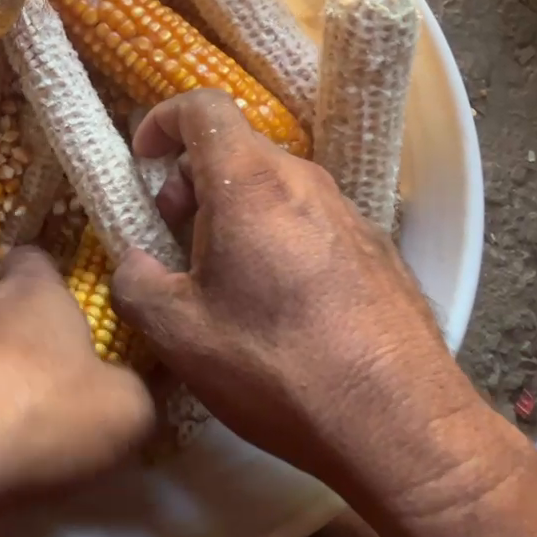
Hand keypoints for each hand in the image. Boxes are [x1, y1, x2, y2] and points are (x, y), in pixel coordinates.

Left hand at [0, 247, 154, 501]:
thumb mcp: (126, 410)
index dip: (51, 278)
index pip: (34, 257)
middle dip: (22, 326)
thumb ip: (137, 388)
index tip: (70, 309)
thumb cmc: (44, 412)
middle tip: (51, 368)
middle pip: (2, 298)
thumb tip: (129, 387)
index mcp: (33, 290)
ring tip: (13, 403)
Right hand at [111, 90, 469, 482]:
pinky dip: (274, 235)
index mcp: (249, 182)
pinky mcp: (378, 249)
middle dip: (190, 181)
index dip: (162, 121)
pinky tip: (276, 302)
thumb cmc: (277, 367)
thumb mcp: (177, 331)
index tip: (143, 159)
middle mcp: (304, 181)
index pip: (202, 107)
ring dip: (232, 211)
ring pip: (272, 186)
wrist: (402, 429)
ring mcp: (349, 212)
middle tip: (175, 234)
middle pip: (234, 149)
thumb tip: (135, 263)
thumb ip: (134, 280)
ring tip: (222, 276)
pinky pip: (308, 218)